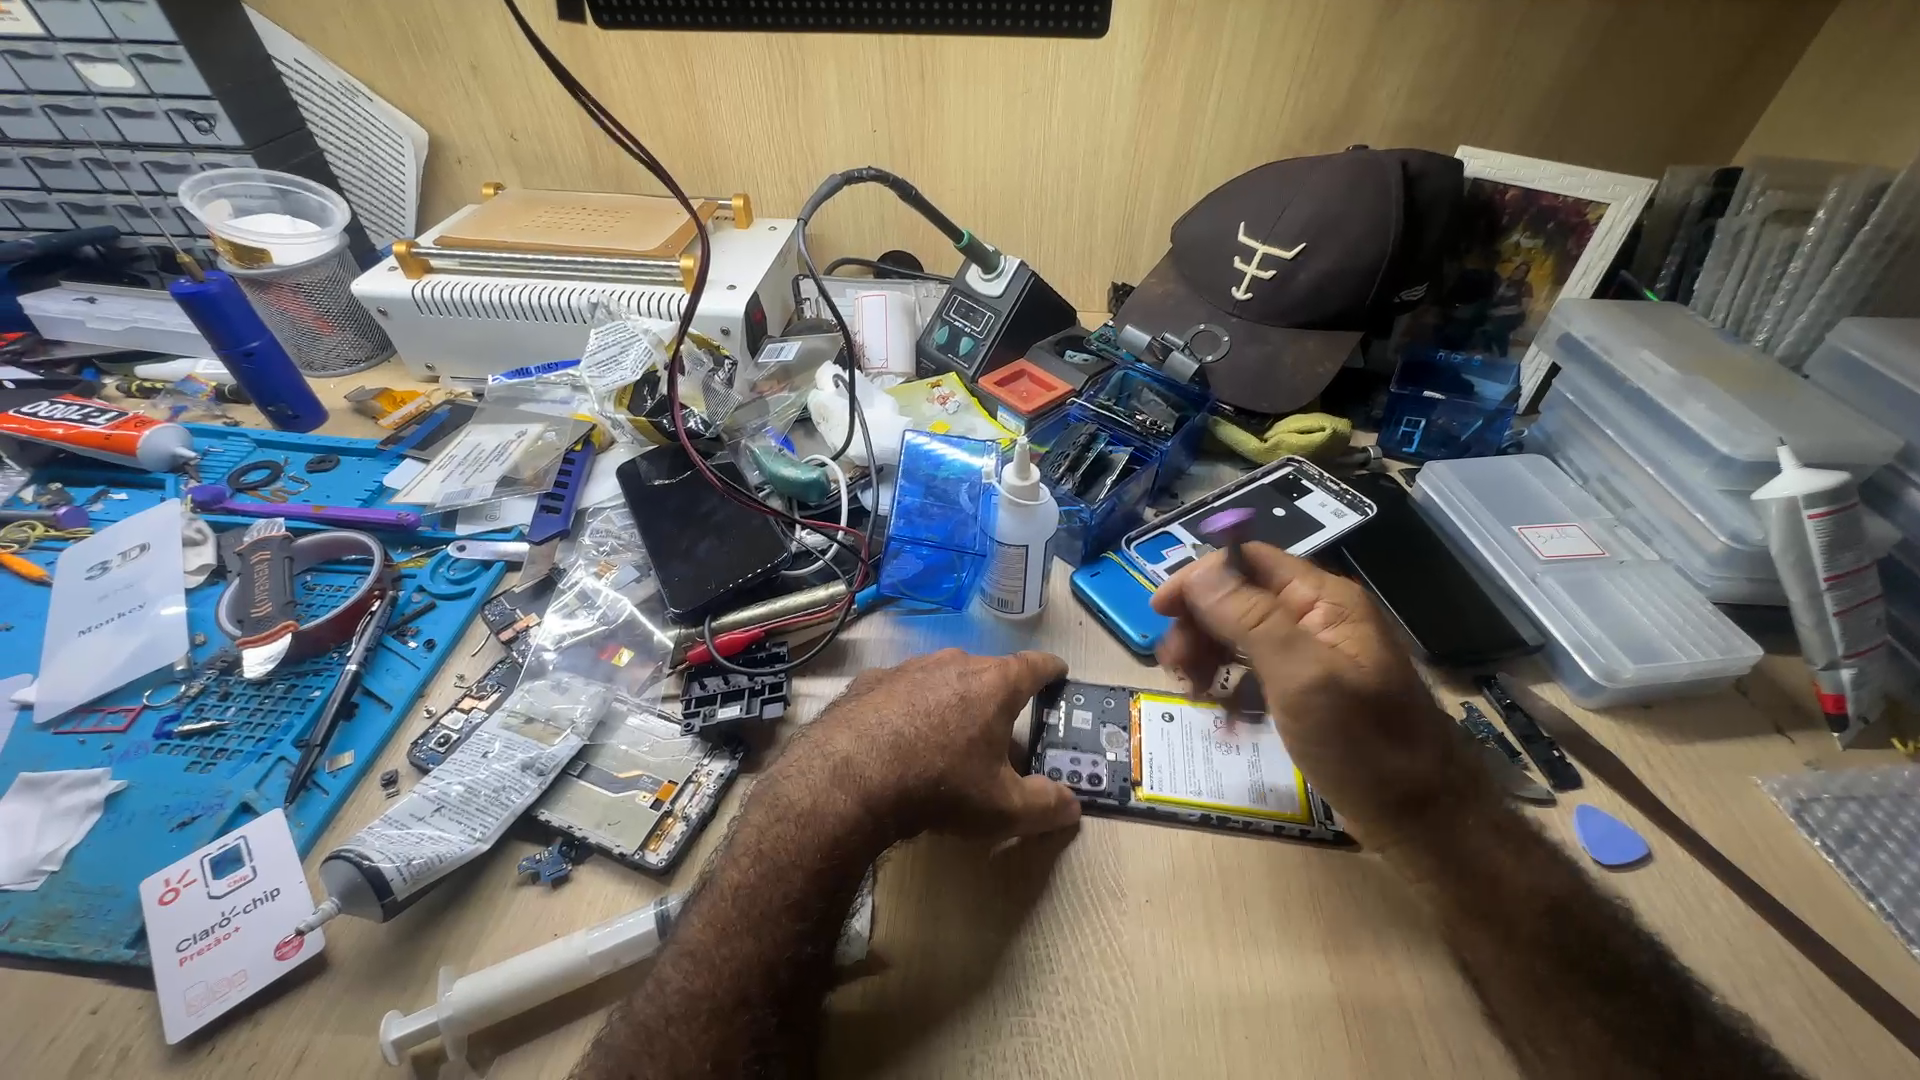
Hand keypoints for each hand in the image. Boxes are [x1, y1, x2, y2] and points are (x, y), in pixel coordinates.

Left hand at [783, 648, 1080, 844]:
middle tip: (1002, 729)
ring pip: (942, 678)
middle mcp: (953, 663)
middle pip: (987, 672)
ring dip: (951, 699)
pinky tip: (898, 737)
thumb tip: (1072, 805)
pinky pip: (901, 690)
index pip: (1035, 665)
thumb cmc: (940, 785)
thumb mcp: (1002, 808)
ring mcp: (907, 668)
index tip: (1058, 673)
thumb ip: (1045, 805)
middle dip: (998, 696)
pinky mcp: (869, 681)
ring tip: (947, 736)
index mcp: (994, 684)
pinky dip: (908, 707)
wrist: (849, 779)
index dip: (1051, 670)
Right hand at [1151, 544, 1494, 846]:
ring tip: (1191, 689)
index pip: (1248, 561)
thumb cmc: (1363, 744)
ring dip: (1206, 652)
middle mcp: (1316, 618)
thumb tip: (1199, 571)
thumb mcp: (1302, 676)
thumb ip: (1250, 618)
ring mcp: (1311, 655)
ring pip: (1238, 633)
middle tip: (1173, 665)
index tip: (1159, 610)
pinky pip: (1251, 668)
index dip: (1199, 578)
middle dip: (1198, 623)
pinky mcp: (1305, 690)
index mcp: (1323, 601)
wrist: (1419, 819)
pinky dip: (1226, 680)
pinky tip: (1216, 705)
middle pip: (1238, 596)